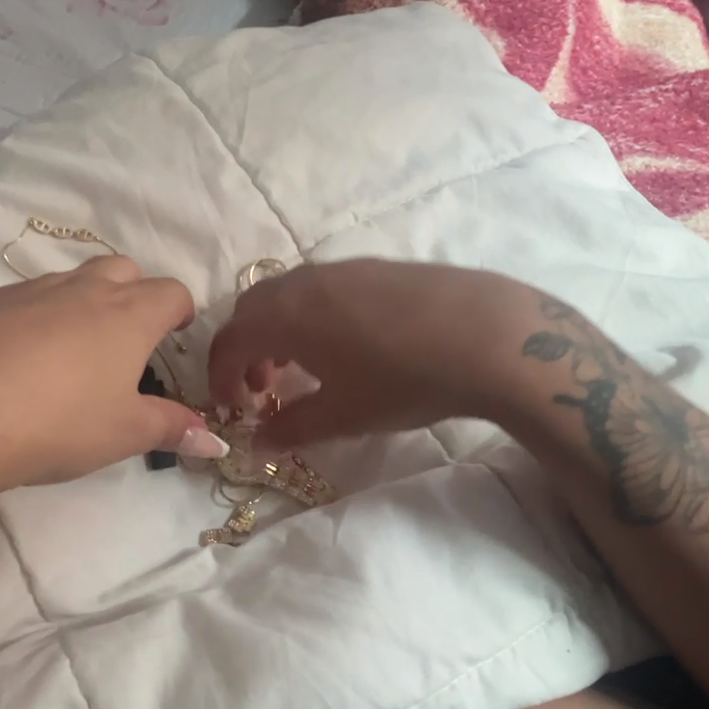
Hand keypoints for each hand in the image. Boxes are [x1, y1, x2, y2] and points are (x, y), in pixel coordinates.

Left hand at [0, 257, 225, 512]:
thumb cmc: (54, 424)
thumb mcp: (121, 434)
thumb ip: (170, 429)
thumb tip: (214, 439)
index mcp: (126, 314)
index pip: (170, 292)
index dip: (180, 310)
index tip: (177, 332)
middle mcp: (80, 290)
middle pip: (121, 270)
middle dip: (134, 293)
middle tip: (128, 339)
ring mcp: (26, 292)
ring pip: (69, 282)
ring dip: (82, 304)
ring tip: (71, 355)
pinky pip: (22, 300)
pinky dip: (34, 320)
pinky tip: (16, 364)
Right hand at [207, 260, 539, 450]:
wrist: (488, 335)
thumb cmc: (402, 380)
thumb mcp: (343, 415)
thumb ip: (292, 427)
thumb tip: (259, 441)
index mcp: (284, 316)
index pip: (229, 340)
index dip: (220, 376)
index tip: (235, 409)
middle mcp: (304, 282)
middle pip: (252, 309)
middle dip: (246, 349)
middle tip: (264, 388)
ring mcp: (342, 269)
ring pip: (287, 294)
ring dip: (278, 330)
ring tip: (305, 368)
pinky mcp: (375, 266)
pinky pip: (321, 287)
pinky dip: (310, 315)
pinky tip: (347, 345)